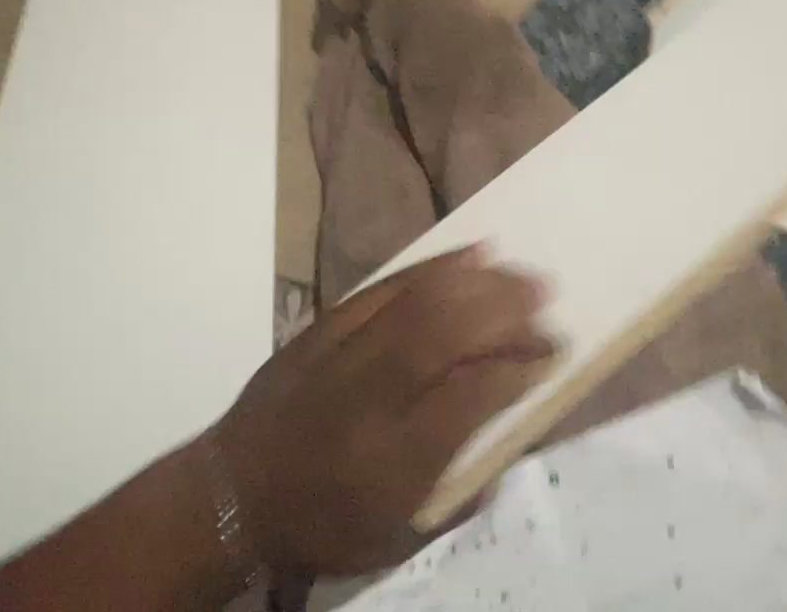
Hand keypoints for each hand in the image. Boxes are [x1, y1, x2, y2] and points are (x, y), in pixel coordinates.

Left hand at [208, 245, 556, 575]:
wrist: (233, 491)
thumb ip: (463, 488)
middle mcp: (370, 397)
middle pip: (443, 336)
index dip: (517, 367)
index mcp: (393, 457)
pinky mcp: (326, 325)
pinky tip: (471, 254)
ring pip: (417, 302)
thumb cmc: (326, 519)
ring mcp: (342, 353)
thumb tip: (514, 431)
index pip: (468, 397)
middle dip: (502, 310)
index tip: (553, 351)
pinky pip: (385, 285)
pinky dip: (433, 267)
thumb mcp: (399, 533)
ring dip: (476, 282)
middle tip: (545, 295)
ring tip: (518, 272)